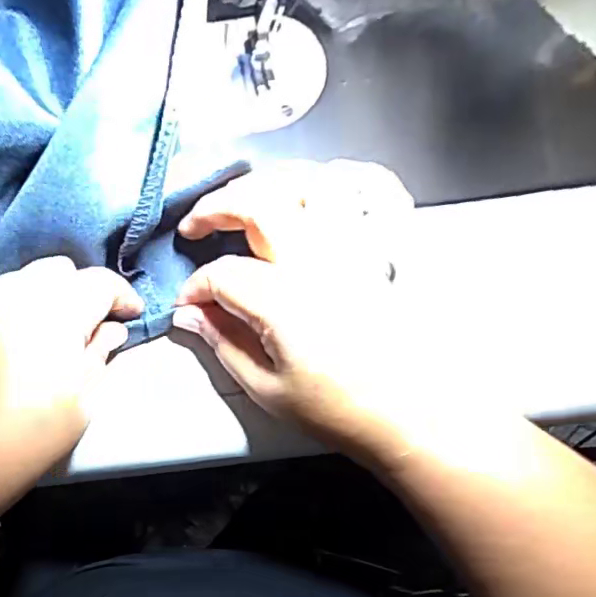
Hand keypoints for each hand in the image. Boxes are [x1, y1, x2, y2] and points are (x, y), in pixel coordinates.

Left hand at [0, 256, 140, 513]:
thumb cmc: (26, 439)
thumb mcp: (80, 405)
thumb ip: (100, 356)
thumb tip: (110, 330)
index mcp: (55, 313)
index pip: (99, 282)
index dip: (122, 296)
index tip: (132, 315)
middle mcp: (17, 293)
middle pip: (62, 270)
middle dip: (84, 291)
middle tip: (93, 327)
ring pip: (28, 277)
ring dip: (51, 295)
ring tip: (57, 333)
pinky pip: (0, 293)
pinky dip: (21, 304)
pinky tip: (25, 338)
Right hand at [172, 160, 471, 465]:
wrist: (404, 417)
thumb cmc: (341, 410)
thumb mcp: (265, 387)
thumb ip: (223, 342)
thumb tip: (194, 316)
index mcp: (284, 300)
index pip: (223, 273)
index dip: (197, 286)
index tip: (191, 303)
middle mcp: (320, 261)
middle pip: (259, 202)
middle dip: (217, 207)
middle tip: (197, 225)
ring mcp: (357, 249)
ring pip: (309, 181)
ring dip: (270, 182)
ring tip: (250, 199)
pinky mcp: (385, 251)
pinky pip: (370, 189)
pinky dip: (342, 179)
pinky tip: (319, 187)